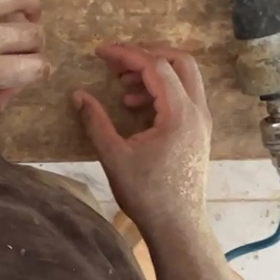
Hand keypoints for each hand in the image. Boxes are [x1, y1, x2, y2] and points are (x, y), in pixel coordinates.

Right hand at [72, 43, 211, 237]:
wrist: (177, 226)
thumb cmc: (146, 194)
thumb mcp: (114, 157)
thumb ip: (95, 122)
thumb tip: (78, 95)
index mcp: (180, 114)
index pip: (155, 66)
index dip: (126, 54)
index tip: (100, 53)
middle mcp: (198, 111)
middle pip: (180, 61)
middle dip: (147, 54)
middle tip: (117, 62)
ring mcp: (201, 121)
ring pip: (185, 77)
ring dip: (153, 73)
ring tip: (121, 87)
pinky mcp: (198, 131)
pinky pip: (183, 95)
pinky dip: (160, 90)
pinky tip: (135, 105)